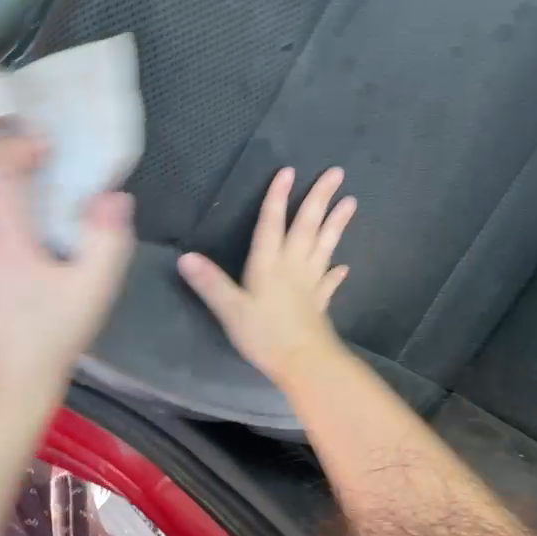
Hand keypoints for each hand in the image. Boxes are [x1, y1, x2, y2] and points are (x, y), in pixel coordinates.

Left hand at [0, 136, 134, 401]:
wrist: (8, 384)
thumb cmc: (51, 336)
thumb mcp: (92, 290)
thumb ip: (107, 239)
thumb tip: (112, 196)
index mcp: (0, 236)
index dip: (18, 146)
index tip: (48, 150)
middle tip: (30, 154)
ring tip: (15, 175)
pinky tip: (3, 214)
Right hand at [177, 167, 355, 385]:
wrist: (305, 363)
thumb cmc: (264, 335)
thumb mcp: (230, 309)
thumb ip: (210, 283)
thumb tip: (185, 257)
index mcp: (268, 265)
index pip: (271, 224)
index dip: (277, 198)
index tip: (288, 172)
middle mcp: (292, 267)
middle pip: (306, 227)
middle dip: (319, 199)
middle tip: (337, 173)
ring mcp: (310, 284)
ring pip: (324, 246)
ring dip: (336, 224)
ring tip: (351, 202)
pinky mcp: (319, 304)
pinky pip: (329, 282)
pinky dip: (336, 272)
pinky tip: (344, 266)